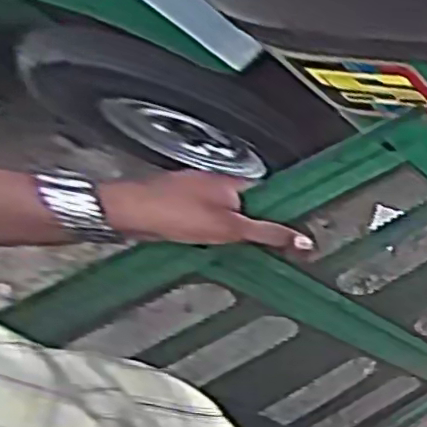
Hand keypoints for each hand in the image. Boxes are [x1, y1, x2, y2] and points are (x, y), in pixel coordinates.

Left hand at [98, 171, 312, 250]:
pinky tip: (221, 242)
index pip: (270, 193)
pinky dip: (221, 229)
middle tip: (276, 244)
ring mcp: (192, 191)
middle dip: (264, 224)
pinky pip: (212, 217)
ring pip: (231, 211)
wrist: (121, 214)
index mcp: (228, 181)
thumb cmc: (173, 214)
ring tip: (248, 245)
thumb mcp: (233, 228)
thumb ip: (272, 234)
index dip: (286, 212)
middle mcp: (210, 181)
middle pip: (251, 204)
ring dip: (241, 228)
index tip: (298, 230)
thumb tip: (305, 241)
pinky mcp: (178, 203)